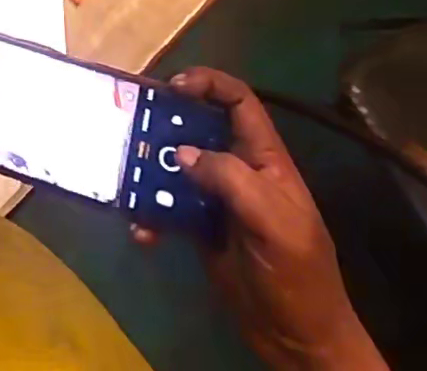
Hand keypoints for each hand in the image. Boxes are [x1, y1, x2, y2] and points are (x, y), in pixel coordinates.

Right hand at [134, 68, 385, 370]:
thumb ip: (232, 180)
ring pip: (176, 164)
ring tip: (127, 177)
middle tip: (133, 123)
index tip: (174, 87)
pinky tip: (142, 230)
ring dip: (150, 170)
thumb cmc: (299, 277)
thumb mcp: (274, 224)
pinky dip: (150, 214)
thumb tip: (181, 153)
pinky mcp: (198, 225)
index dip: (209, 83)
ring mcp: (216, 196)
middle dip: (165, 121)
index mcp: (264, 158)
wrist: (300, 344)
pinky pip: (166, 205)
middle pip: (197, 126)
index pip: (238, 101)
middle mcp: (237, 168)